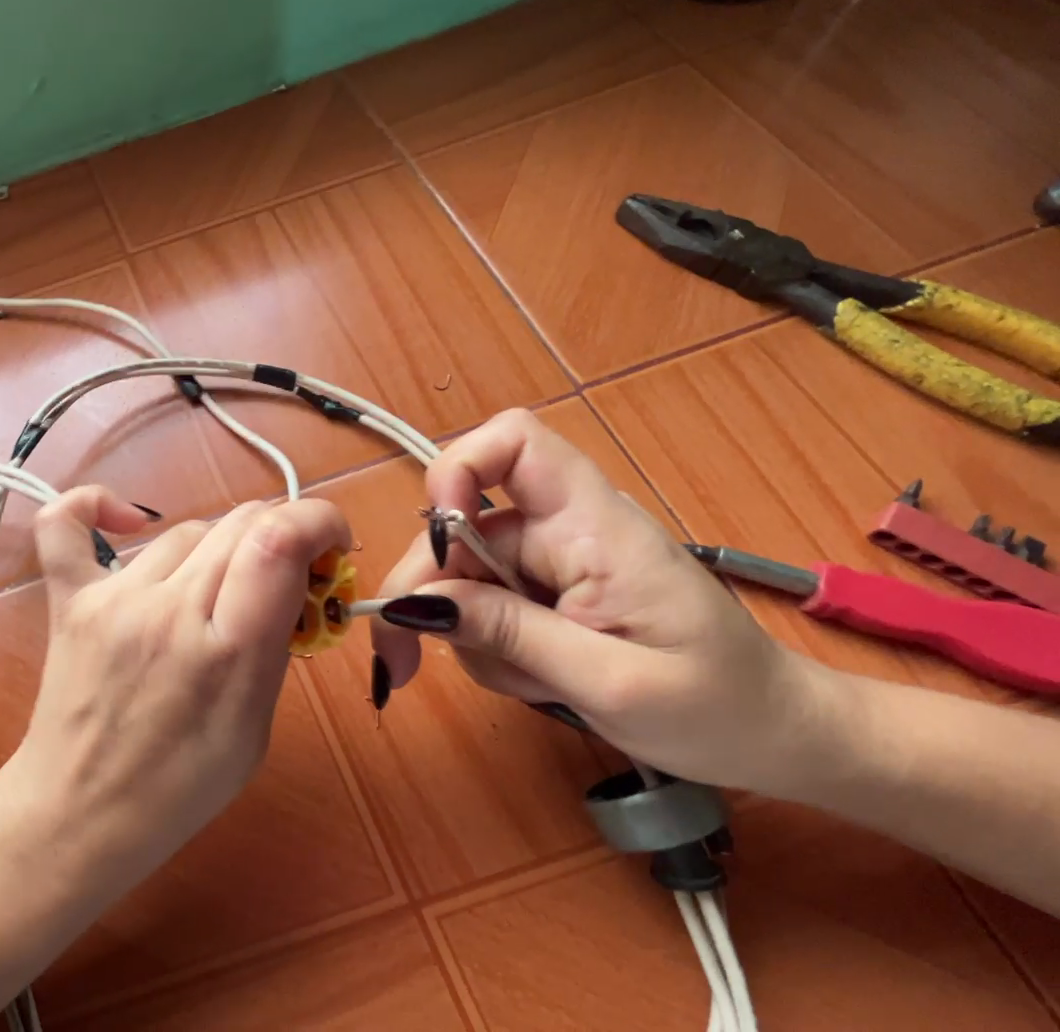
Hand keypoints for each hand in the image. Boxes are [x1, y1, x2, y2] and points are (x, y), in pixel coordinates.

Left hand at [0, 488, 349, 884]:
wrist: (80, 815)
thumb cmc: (179, 787)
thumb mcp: (255, 729)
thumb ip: (273, 647)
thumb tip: (290, 582)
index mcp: (227, 650)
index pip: (279, 539)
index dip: (318, 519)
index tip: (332, 543)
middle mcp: (167, 608)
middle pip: (238, 524)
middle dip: (280, 534)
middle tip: (285, 575)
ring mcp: (112, 597)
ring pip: (184, 530)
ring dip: (218, 547)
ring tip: (216, 588)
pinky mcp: (68, 598)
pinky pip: (65, 525)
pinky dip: (95, 505)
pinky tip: (126, 519)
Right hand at [371, 409, 832, 795]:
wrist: (778, 737)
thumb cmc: (718, 709)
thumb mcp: (607, 682)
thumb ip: (509, 634)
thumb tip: (413, 603)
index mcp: (596, 528)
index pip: (514, 444)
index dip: (458, 467)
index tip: (434, 538)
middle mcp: (566, 530)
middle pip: (462, 526)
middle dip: (428, 590)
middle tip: (401, 661)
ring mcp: (555, 562)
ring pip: (463, 574)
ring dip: (468, 632)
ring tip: (526, 683)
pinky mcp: (549, 592)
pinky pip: (483, 604)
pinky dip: (486, 645)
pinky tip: (531, 679)